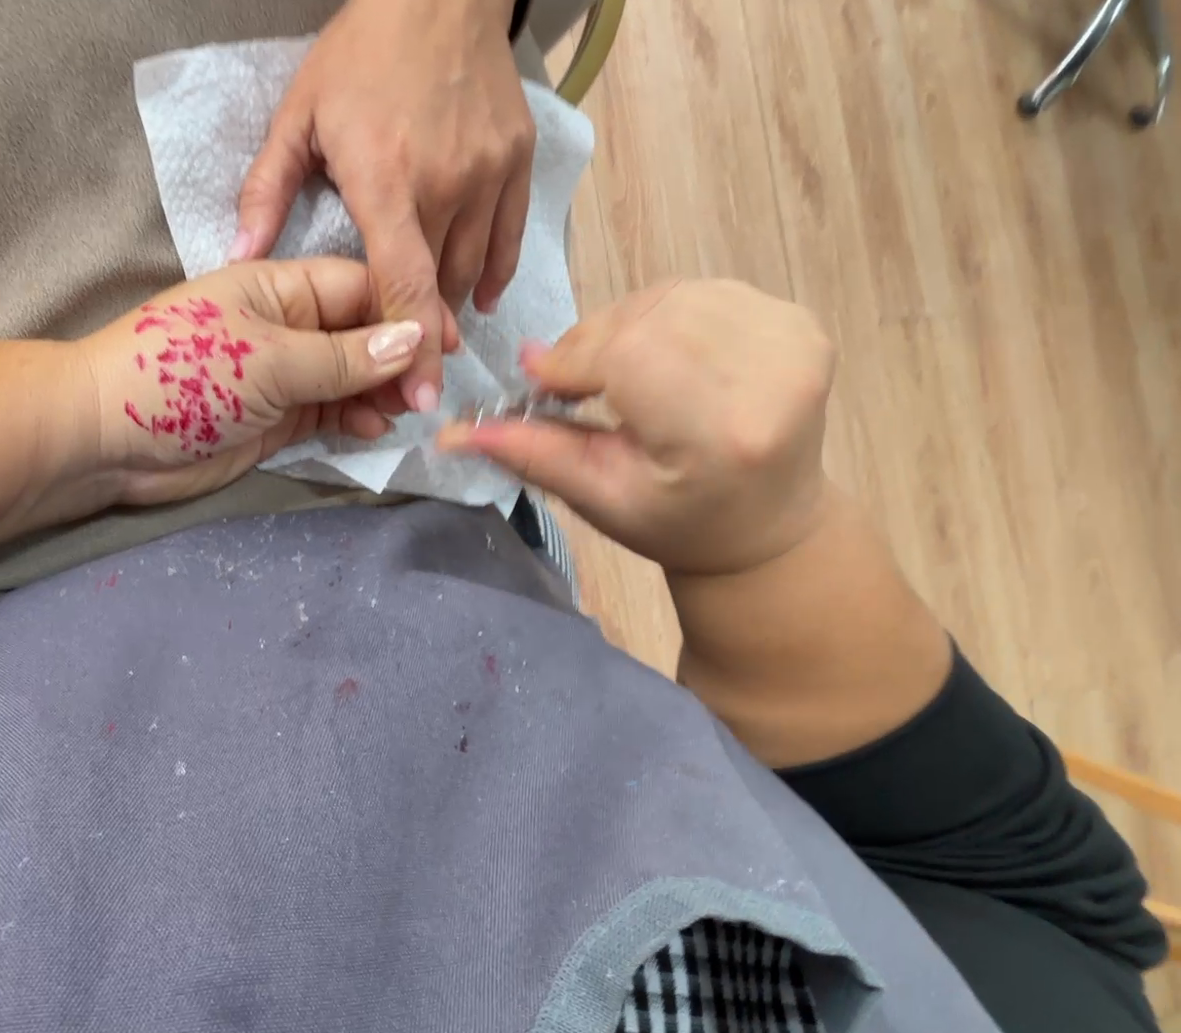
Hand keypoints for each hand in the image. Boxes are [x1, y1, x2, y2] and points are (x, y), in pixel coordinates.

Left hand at [82, 258, 423, 505]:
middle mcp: (286, 324)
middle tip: (430, 392)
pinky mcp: (274, 417)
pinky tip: (373, 428)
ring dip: (378, 392)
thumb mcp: (266, 359)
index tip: (445, 347)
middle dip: (396, 359)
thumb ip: (339, 356)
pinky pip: (327, 411)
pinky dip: (353, 418)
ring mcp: (281, 373)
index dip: (405, 314)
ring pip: (348, 376)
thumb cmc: (180, 377)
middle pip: (359, 333)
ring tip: (403, 413)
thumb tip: (411, 340)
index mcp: (278, 285)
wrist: (106, 437)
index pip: (360, 287)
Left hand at [234, 0, 532, 415]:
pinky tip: (475, 299)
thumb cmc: (358, 56)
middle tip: (407, 375)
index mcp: (386, 182)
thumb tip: (241, 256)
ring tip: (429, 336)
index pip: (401, 284)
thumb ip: (267, 192)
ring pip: (471, 270)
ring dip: (448, 310)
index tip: (418, 398)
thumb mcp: (297, 117)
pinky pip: (508, 238)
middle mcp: (446, 185)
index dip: (409, 347)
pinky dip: (491, 274)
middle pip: (438, 290)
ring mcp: (489, 173)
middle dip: (423, 340)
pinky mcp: (518, 161)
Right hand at [438, 280, 836, 576]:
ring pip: (668, 296)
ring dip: (621, 326)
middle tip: (568, 384)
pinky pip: (701, 290)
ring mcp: (795, 340)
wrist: (764, 523)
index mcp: (723, 434)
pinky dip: (659, 315)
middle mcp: (773, 377)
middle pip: (646, 319)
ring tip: (609, 372)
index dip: (573, 361)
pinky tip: (653, 354)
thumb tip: (451, 431)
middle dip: (590, 344)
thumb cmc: (673, 522)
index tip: (541, 387)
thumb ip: (530, 454)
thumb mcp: (595, 497)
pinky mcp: (801, 321)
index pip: (631, 355)